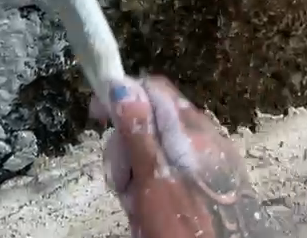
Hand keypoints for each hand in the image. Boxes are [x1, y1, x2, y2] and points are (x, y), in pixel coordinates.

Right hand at [97, 76, 281, 237]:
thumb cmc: (185, 229)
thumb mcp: (153, 180)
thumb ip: (137, 130)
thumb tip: (119, 83)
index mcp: (194, 131)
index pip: (153, 89)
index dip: (121, 95)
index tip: (97, 118)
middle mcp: (205, 140)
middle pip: (151, 118)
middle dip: (125, 144)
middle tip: (119, 179)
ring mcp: (209, 164)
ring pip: (156, 147)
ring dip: (135, 169)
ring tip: (133, 202)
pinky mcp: (209, 187)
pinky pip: (170, 169)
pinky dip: (152, 183)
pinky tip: (147, 209)